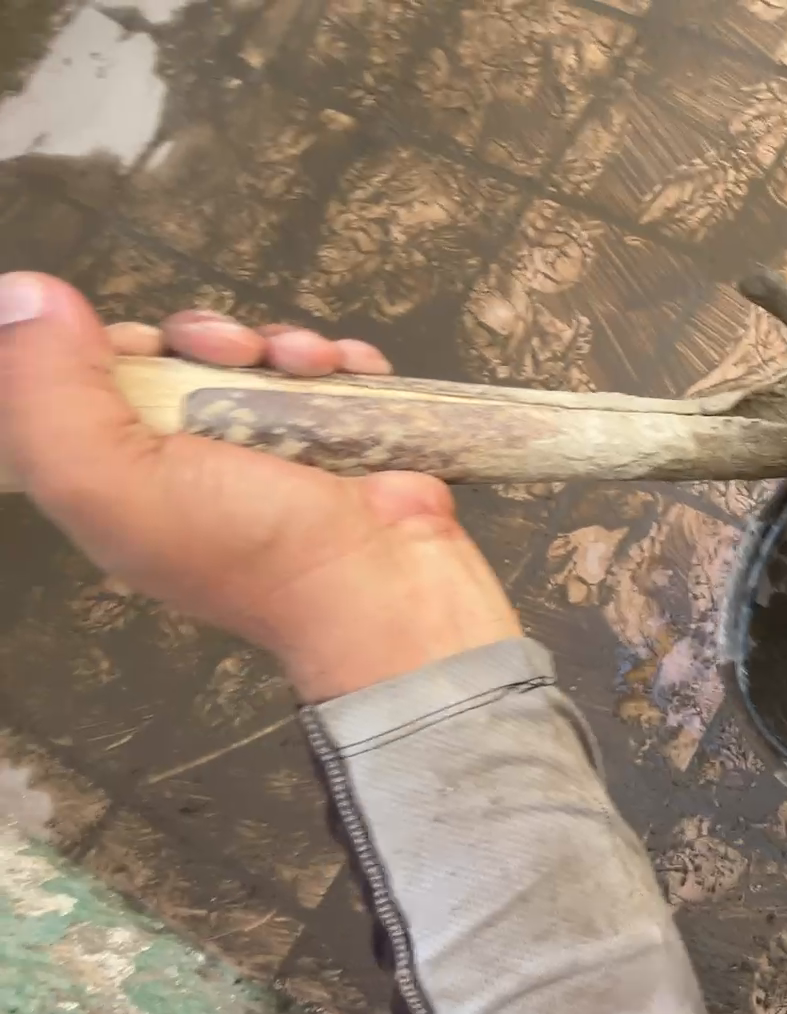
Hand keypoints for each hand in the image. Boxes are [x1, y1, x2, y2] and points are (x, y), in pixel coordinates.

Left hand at [0, 272, 522, 699]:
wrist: (380, 578)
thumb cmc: (248, 546)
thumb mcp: (109, 480)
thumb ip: (46, 389)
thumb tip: (29, 291)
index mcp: (130, 470)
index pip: (97, 379)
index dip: (116, 344)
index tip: (155, 349)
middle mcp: (208, 454)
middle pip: (188, 356)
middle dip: (212, 335)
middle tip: (241, 353)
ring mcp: (293, 445)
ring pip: (272, 358)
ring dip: (291, 344)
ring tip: (316, 365)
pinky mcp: (361, 438)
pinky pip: (347, 375)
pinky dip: (352, 360)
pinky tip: (354, 369)